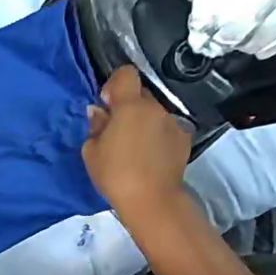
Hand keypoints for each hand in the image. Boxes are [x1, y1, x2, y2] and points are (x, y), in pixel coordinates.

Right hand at [82, 65, 193, 228]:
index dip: (114, 84)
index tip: (107, 104)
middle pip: (140, 95)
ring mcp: (173, 122)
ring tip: (134, 148)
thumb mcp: (91, 151)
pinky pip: (166, 128)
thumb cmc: (115, 174)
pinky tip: (150, 156)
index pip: (126, 74)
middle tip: (116, 131)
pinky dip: (157, 136)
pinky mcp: (184, 138)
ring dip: (143, 122)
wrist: (151, 200)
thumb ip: (95, 126)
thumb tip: (99, 112)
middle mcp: (155, 108)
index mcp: (130, 106)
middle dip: (127, 107)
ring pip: (153, 113)